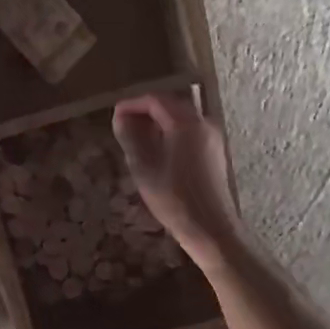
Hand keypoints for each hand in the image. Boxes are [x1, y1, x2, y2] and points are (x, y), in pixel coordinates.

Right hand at [111, 92, 244, 268]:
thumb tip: (120, 117)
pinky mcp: (215, 151)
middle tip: (124, 125)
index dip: (132, 104)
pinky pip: (190, 131)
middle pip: (171, 105)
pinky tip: (159, 151)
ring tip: (138, 138)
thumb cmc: (174, 199)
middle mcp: (203, 122)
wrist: (210, 228)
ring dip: (159, 122)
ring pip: (182, 118)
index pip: (156, 100)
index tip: (114, 115)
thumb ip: (131, 139)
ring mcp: (212, 136)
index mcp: (186, 123)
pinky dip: (172, 133)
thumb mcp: (144, 169)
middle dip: (146, 111)